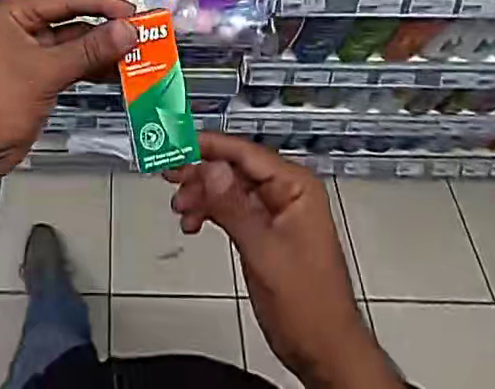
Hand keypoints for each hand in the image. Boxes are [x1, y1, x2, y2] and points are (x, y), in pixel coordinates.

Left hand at [0, 0, 136, 181]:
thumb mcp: (46, 71)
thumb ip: (89, 50)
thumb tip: (127, 31)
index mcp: (16, 12)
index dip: (102, 4)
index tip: (132, 14)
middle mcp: (25, 26)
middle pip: (75, 19)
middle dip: (107, 28)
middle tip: (141, 34)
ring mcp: (33, 52)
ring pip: (77, 44)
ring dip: (104, 50)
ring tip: (137, 55)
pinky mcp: (41, 76)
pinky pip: (74, 64)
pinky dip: (95, 68)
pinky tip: (119, 73)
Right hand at [165, 134, 400, 388]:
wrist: (325, 352)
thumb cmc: (307, 304)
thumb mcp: (264, 251)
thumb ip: (234, 207)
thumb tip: (210, 168)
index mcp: (295, 186)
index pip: (245, 152)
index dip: (209, 145)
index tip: (177, 142)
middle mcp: (286, 192)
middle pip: (235, 167)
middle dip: (201, 171)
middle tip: (168, 173)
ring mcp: (275, 211)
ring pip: (229, 188)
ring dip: (202, 194)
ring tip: (179, 207)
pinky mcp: (265, 230)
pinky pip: (232, 208)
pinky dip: (210, 212)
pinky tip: (192, 223)